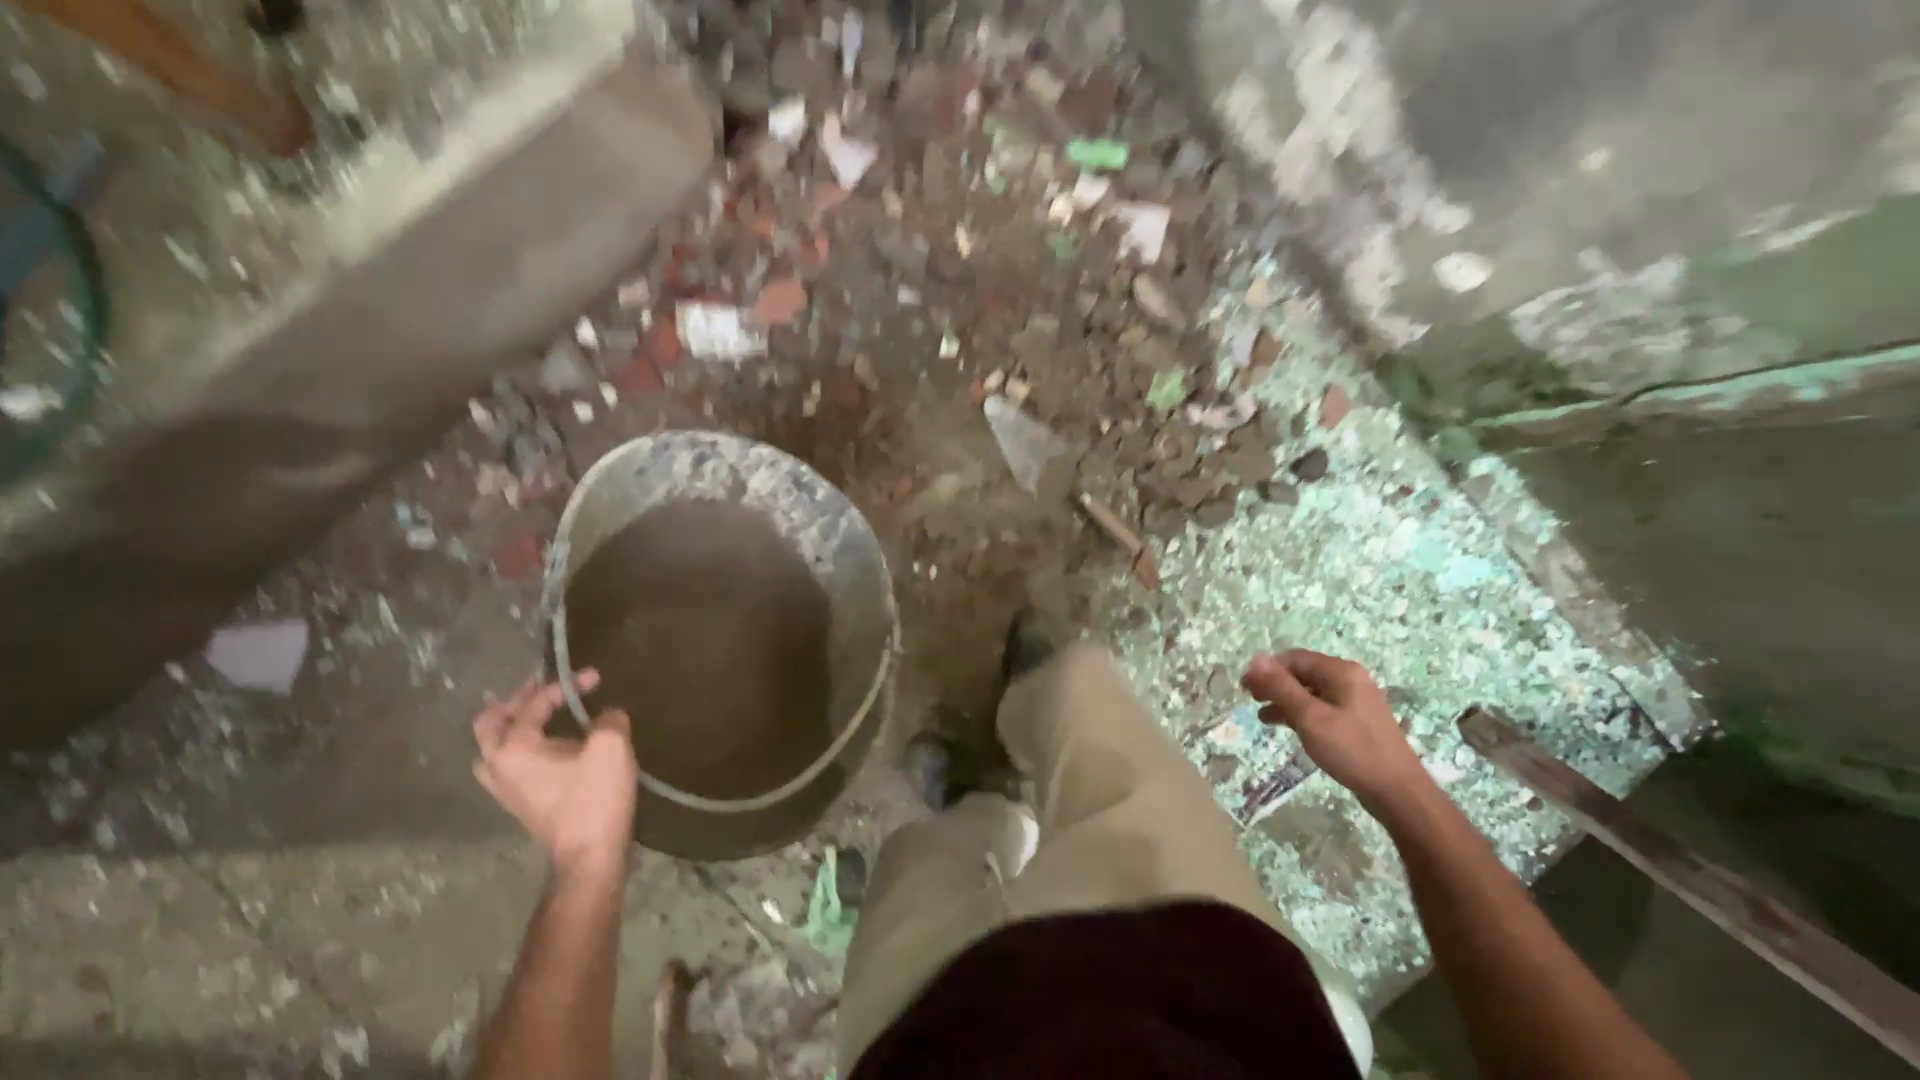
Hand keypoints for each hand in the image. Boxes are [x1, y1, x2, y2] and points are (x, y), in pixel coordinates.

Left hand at [473, 671, 637, 878]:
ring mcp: (504, 790)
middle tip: (542, 689)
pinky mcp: (520, 805)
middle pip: (490, 724)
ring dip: (512, 728)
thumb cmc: (595, 798)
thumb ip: (608, 720)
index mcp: (512, 748)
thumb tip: (608, 716)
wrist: (590, 856)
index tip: (595, 677)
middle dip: (516, 701)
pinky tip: (549, 748)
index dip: (565, 685)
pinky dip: (522, 748)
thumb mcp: (611, 747)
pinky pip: (509, 766)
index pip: (533, 704)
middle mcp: (497, 766)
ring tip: (538, 718)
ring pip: (493, 749)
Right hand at [1242, 650, 1432, 811]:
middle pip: (1303, 673)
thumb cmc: (1351, 749)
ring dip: (1286, 700)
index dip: (1267, 670)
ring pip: (1311, 692)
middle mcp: (1350, 679)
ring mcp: (1356, 700)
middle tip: (1252, 701)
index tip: (1245, 689)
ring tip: (1263, 717)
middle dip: (1275, 685)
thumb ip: (1281, 687)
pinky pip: (1322, 707)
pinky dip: (1302, 713)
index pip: (1295, 658)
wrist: (1396, 789)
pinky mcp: (1357, 720)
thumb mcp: (1310, 717)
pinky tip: (1289, 727)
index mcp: (1341, 672)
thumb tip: (1256, 659)